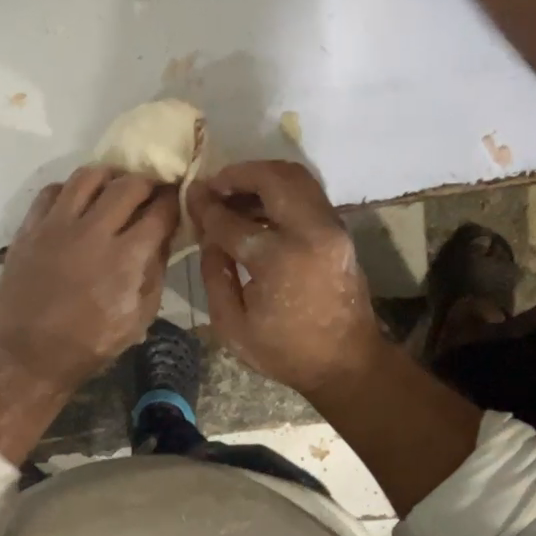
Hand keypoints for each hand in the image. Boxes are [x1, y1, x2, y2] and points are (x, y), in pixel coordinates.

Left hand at [0, 166, 180, 394]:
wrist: (31, 356)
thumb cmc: (90, 344)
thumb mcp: (137, 319)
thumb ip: (154, 273)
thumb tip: (163, 238)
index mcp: (125, 258)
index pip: (160, 211)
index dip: (173, 201)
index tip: (175, 200)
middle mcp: (92, 233)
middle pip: (128, 185)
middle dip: (146, 183)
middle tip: (148, 192)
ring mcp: (55, 228)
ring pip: (87, 176)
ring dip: (108, 176)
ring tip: (112, 188)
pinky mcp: (28, 231)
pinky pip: (50, 192)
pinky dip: (69, 190)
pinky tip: (75, 203)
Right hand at [188, 161, 384, 395]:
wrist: (345, 361)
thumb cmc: (283, 351)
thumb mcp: (232, 326)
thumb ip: (216, 276)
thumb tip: (209, 239)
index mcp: (279, 259)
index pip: (233, 221)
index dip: (207, 207)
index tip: (191, 196)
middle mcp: (310, 232)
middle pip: (274, 178)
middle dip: (240, 175)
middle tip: (215, 185)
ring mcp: (331, 228)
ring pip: (297, 178)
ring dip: (263, 178)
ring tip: (235, 193)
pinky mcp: (339, 230)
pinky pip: (307, 194)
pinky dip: (280, 191)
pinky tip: (258, 208)